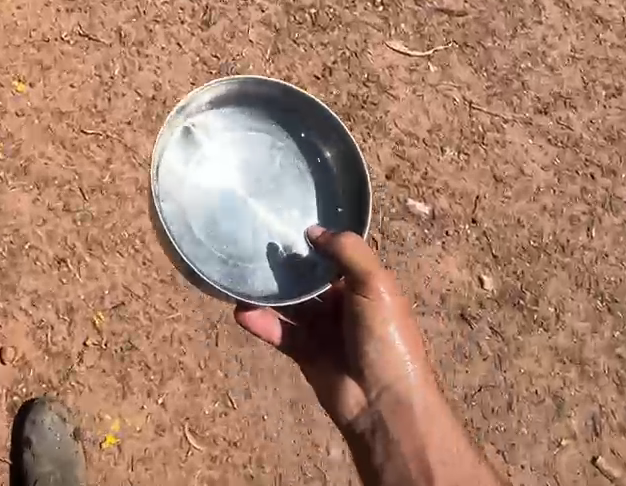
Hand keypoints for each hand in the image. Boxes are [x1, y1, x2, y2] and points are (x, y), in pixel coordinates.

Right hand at [233, 225, 438, 435]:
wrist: (384, 404)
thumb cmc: (385, 336)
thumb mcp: (375, 283)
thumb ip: (346, 250)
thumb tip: (312, 230)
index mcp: (362, 285)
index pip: (332, 256)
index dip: (311, 241)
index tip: (283, 221)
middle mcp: (341, 305)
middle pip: (306, 278)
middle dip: (284, 264)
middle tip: (253, 244)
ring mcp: (322, 329)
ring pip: (289, 304)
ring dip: (267, 292)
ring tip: (240, 275)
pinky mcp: (305, 353)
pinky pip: (279, 332)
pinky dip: (260, 322)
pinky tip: (241, 311)